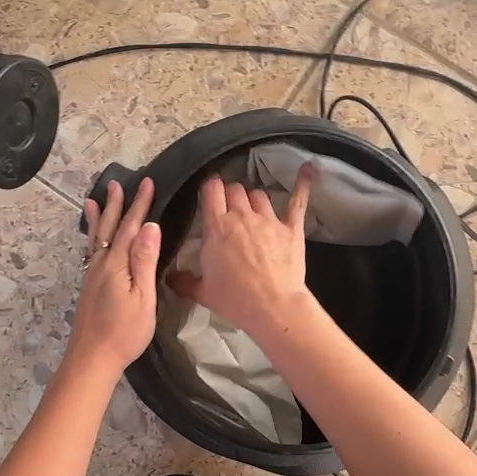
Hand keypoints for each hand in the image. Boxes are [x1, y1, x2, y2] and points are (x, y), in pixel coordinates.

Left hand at [63, 177, 160, 378]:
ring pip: (97, 238)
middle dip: (117, 205)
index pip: (131, 227)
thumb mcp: (143, 297)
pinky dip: (92, 237)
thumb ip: (144, 261)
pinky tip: (93, 239)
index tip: (146, 183)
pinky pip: (91, 251)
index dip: (139, 204)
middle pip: (111, 228)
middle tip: (118, 182)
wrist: (92, 358)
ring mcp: (92, 275)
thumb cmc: (124, 332)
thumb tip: (150, 226)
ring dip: (100, 217)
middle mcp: (101, 264)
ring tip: (95, 200)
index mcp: (117, 264)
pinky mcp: (89, 286)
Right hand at [170, 164, 316, 338]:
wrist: (272, 307)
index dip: (210, 188)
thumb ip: (183, 281)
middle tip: (229, 207)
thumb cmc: (234, 299)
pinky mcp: (291, 228)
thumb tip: (169, 278)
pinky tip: (307, 168)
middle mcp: (241, 216)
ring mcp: (268, 219)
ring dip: (253, 198)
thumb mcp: (202, 292)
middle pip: (235, 189)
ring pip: (259, 194)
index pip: (211, 190)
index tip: (209, 192)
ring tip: (252, 208)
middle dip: (230, 194)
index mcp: (217, 227)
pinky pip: (297, 200)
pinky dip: (302, 183)